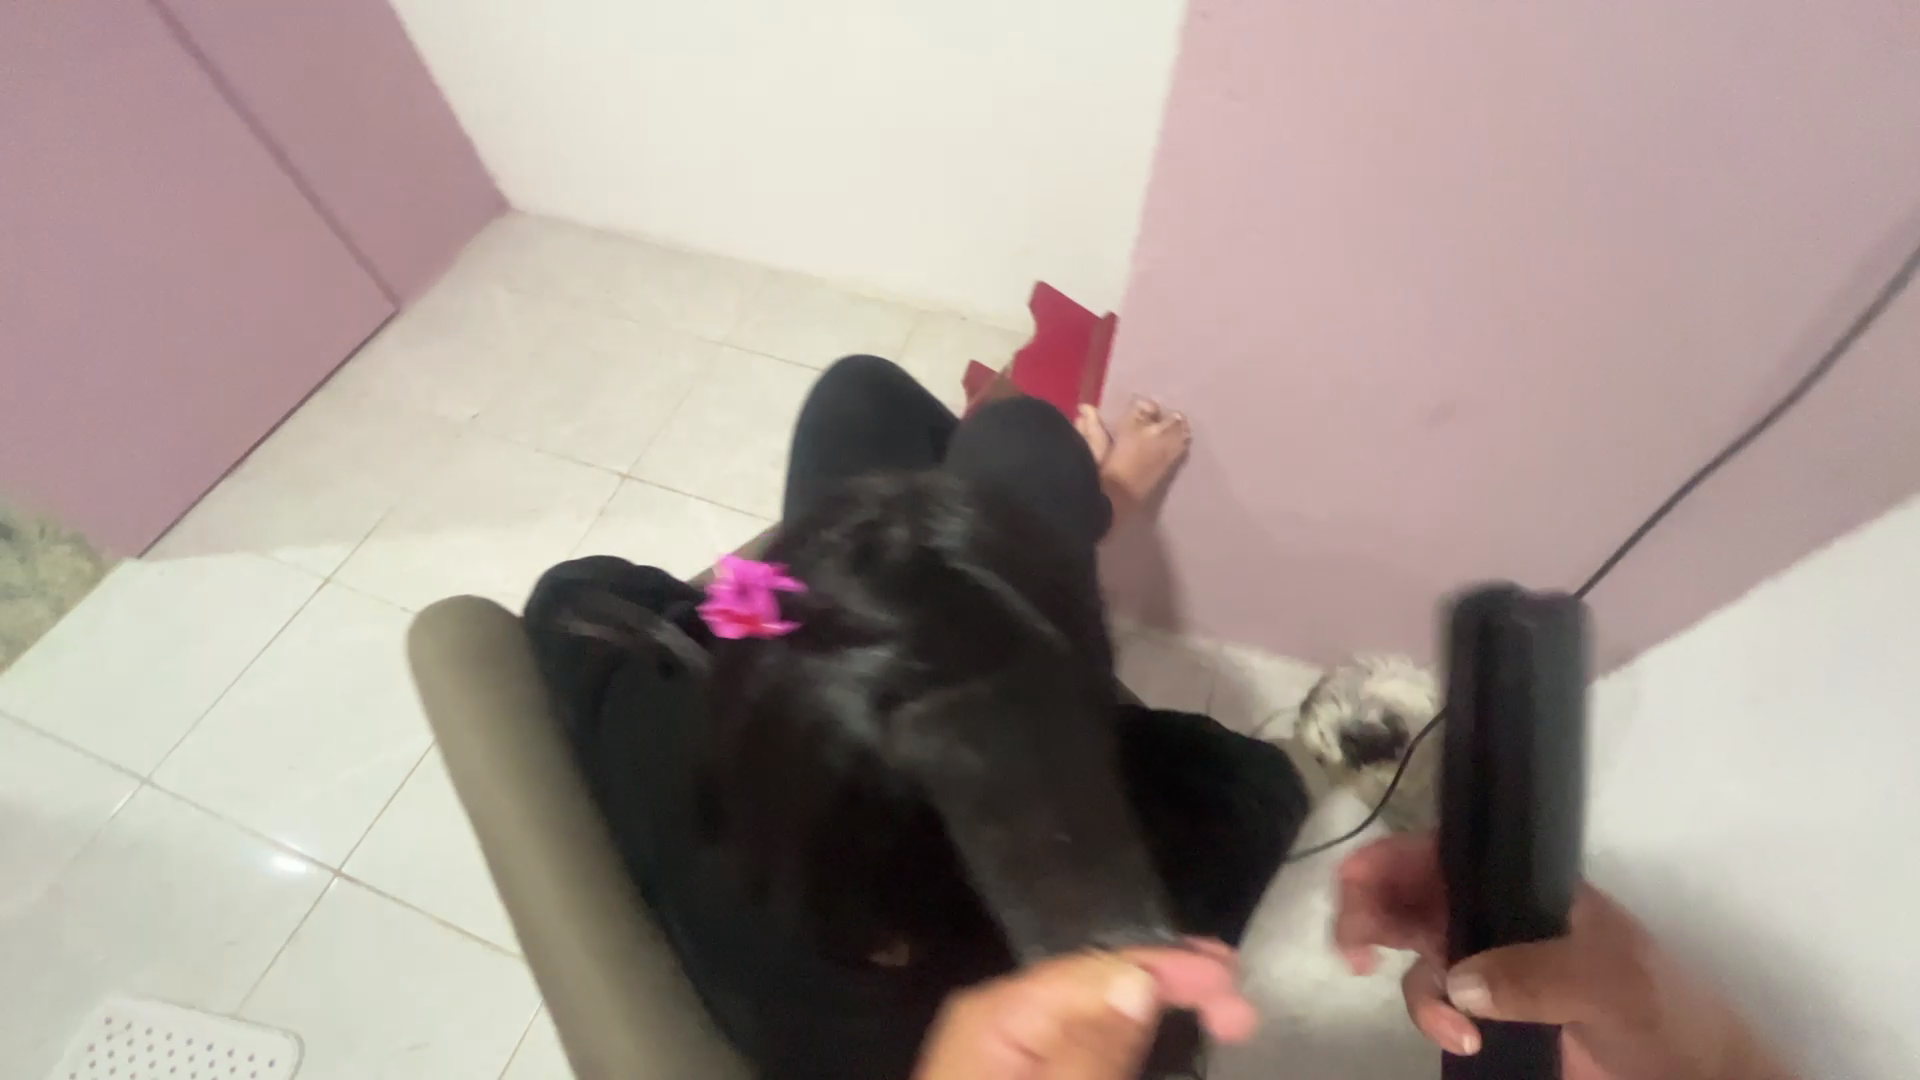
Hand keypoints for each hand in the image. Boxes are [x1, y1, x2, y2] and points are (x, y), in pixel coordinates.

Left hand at [914, 943, 1256, 1079]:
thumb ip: (1089, 1052)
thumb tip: (1137, 981)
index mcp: (997, 1013)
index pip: (1093, 971)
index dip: (1165, 968)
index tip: (1231, 980)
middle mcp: (1002, 1020)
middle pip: (1095, 987)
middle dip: (1164, 986)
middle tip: (1238, 1005)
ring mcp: (1010, 1053)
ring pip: (1092, 1015)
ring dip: (1150, 1011)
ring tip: (1212, 1008)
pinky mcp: (1022, 1078)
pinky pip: (1078, 1048)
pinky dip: (1122, 1046)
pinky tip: (1156, 1040)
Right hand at [1333, 833, 1792, 1079]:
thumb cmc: (1664, 1011)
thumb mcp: (1613, 981)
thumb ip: (1536, 974)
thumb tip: (1456, 982)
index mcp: (1511, 881)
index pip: (1431, 850)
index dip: (1383, 857)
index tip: (1355, 884)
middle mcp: (1483, 908)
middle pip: (1398, 890)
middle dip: (1365, 909)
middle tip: (1354, 946)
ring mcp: (1478, 955)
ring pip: (1402, 942)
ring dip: (1397, 971)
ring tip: (1432, 1015)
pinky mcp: (1479, 1006)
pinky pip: (1429, 996)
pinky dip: (1429, 1014)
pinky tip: (1459, 1038)